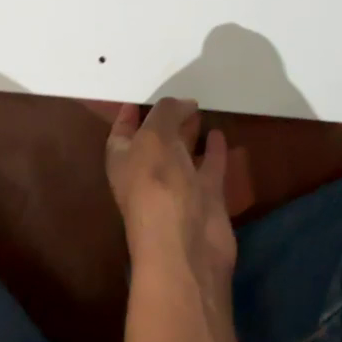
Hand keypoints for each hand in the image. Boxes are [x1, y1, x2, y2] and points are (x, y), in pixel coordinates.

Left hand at [105, 99, 234, 280]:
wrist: (187, 247)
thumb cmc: (158, 186)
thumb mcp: (154, 137)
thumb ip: (167, 113)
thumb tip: (185, 103)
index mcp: (124, 159)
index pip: (122, 130)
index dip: (129, 112)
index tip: (140, 94)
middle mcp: (148, 173)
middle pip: (155, 139)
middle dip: (165, 119)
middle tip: (181, 94)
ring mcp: (177, 188)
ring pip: (183, 153)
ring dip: (189, 133)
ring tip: (201, 106)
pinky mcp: (205, 199)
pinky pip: (210, 168)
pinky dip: (214, 151)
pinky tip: (220, 132)